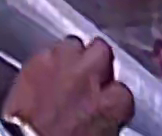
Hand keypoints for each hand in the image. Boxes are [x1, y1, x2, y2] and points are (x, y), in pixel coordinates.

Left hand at [1, 38, 134, 135]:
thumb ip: (106, 118)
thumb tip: (104, 115)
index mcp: (108, 105)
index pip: (123, 92)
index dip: (114, 99)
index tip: (108, 104)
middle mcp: (89, 76)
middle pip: (102, 50)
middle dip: (97, 61)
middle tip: (89, 78)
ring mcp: (62, 62)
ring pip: (74, 43)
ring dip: (72, 57)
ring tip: (65, 73)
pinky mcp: (38, 57)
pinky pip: (48, 50)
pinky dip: (49, 61)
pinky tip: (44, 75)